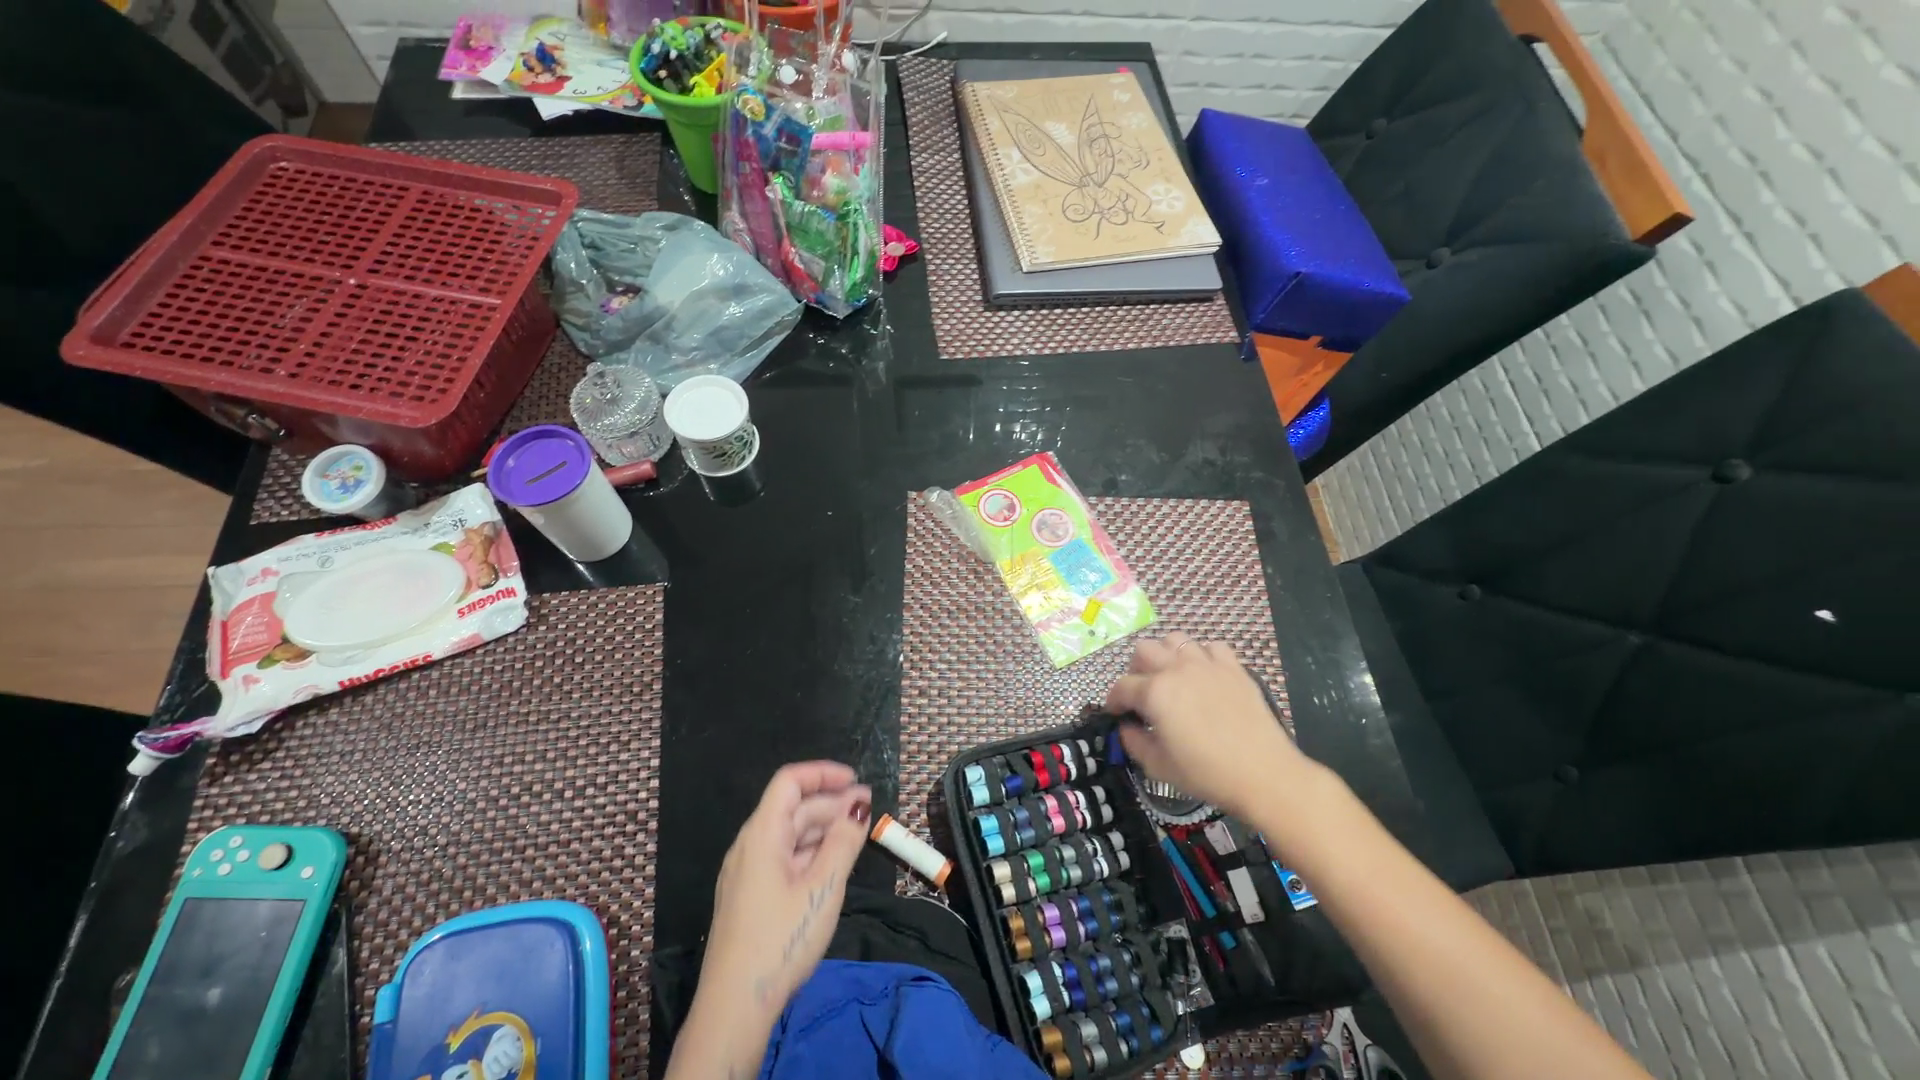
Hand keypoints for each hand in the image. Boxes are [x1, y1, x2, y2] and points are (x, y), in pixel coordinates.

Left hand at [700, 761, 870, 1022]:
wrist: (736, 1003)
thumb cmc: (782, 938)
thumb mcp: (823, 887)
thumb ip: (843, 842)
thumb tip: (858, 805)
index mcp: (762, 834)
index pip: (789, 782)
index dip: (823, 773)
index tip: (857, 780)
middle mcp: (750, 845)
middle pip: (792, 808)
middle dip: (831, 802)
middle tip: (870, 808)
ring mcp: (747, 872)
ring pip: (789, 834)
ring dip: (823, 827)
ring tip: (858, 833)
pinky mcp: (750, 896)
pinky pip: (783, 857)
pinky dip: (811, 850)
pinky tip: (832, 863)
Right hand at [1105, 632, 1314, 820]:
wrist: (1263, 773)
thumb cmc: (1206, 773)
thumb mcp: (1159, 766)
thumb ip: (1135, 743)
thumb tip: (1127, 728)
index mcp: (1155, 693)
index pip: (1122, 686)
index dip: (1113, 700)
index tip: (1116, 713)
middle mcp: (1177, 669)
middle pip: (1144, 650)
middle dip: (1136, 669)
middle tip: (1141, 692)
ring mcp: (1208, 664)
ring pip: (1176, 639)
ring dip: (1167, 655)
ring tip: (1171, 677)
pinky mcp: (1234, 668)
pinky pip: (1212, 647)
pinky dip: (1202, 656)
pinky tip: (1204, 675)